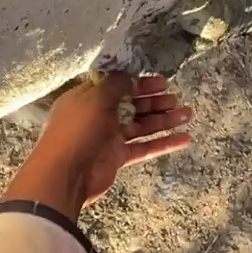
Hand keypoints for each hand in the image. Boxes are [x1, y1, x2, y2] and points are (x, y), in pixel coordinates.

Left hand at [0, 73, 193, 219]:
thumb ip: (116, 84)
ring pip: (143, 125)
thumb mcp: (95, 98)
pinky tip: (185, 139)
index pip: (119, 86)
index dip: (141, 83)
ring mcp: (109, 138)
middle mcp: (99, 116)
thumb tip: (131, 76)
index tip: (162, 83)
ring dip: (165, 120)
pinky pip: (145, 147)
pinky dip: (165, 143)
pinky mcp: (118, 157)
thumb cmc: (76, 131)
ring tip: (188, 115)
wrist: (63, 176)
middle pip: (134, 105)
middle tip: (176, 100)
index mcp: (88, 99)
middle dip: (157, 102)